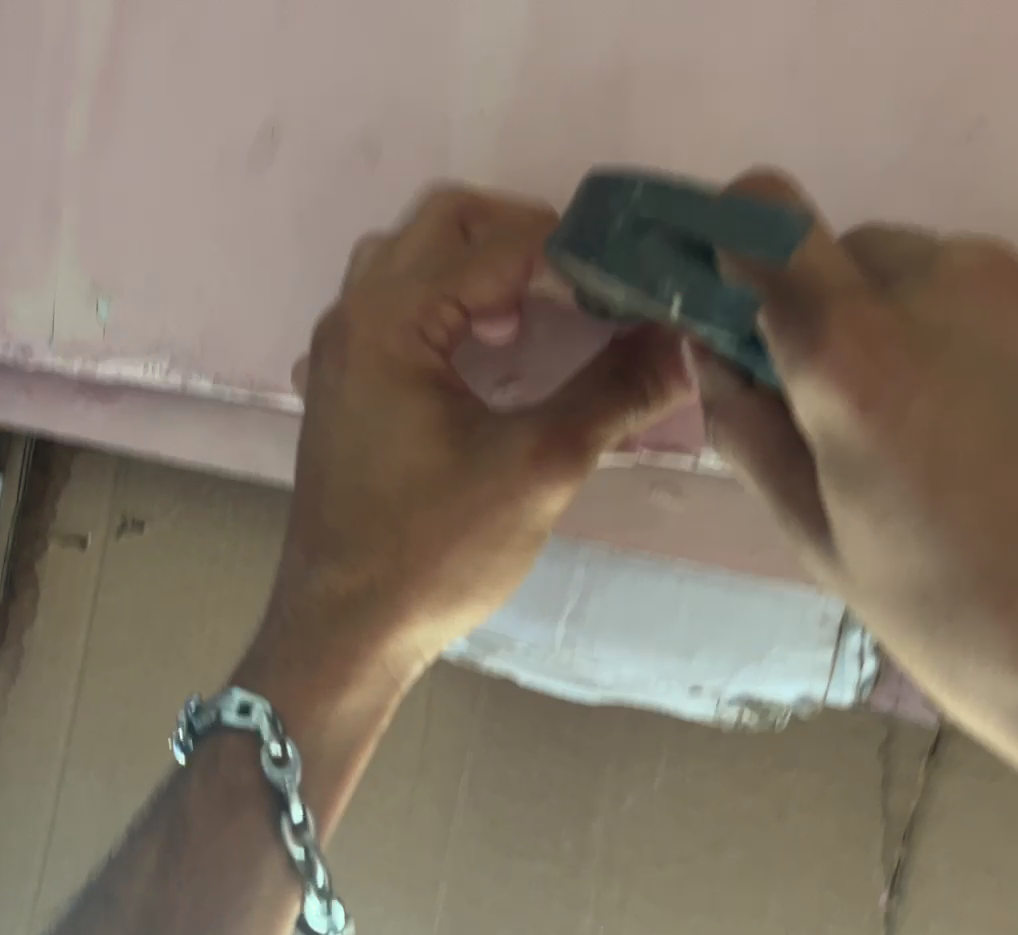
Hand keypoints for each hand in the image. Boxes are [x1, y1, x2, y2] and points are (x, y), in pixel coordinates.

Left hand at [259, 188, 690, 686]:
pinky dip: (431, 311)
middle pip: (439, 225)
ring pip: (402, 264)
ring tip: (526, 323)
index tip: (639, 281)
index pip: (499, 240)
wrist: (343, 625)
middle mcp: (349, 321)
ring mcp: (333, 357)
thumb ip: (615, 389)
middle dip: (519, 237)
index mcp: (390, 321)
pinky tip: (471, 362)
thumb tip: (685, 336)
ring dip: (470, 270)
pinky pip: (381, 316)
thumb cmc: (432, 551)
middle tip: (582, 287)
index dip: (580, 250)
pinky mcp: (333, 394)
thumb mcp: (537, 466)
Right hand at [696, 170, 1017, 859]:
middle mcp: (953, 293)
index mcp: (854, 361)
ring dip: (906, 319)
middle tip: (828, 398)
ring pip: (932, 269)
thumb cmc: (946, 611)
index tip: (707, 278)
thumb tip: (707, 347)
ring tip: (936, 420)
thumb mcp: (808, 530)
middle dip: (819, 308)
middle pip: (845, 253)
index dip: (725, 234)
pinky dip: (992, 326)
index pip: (768, 226)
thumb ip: (743, 424)